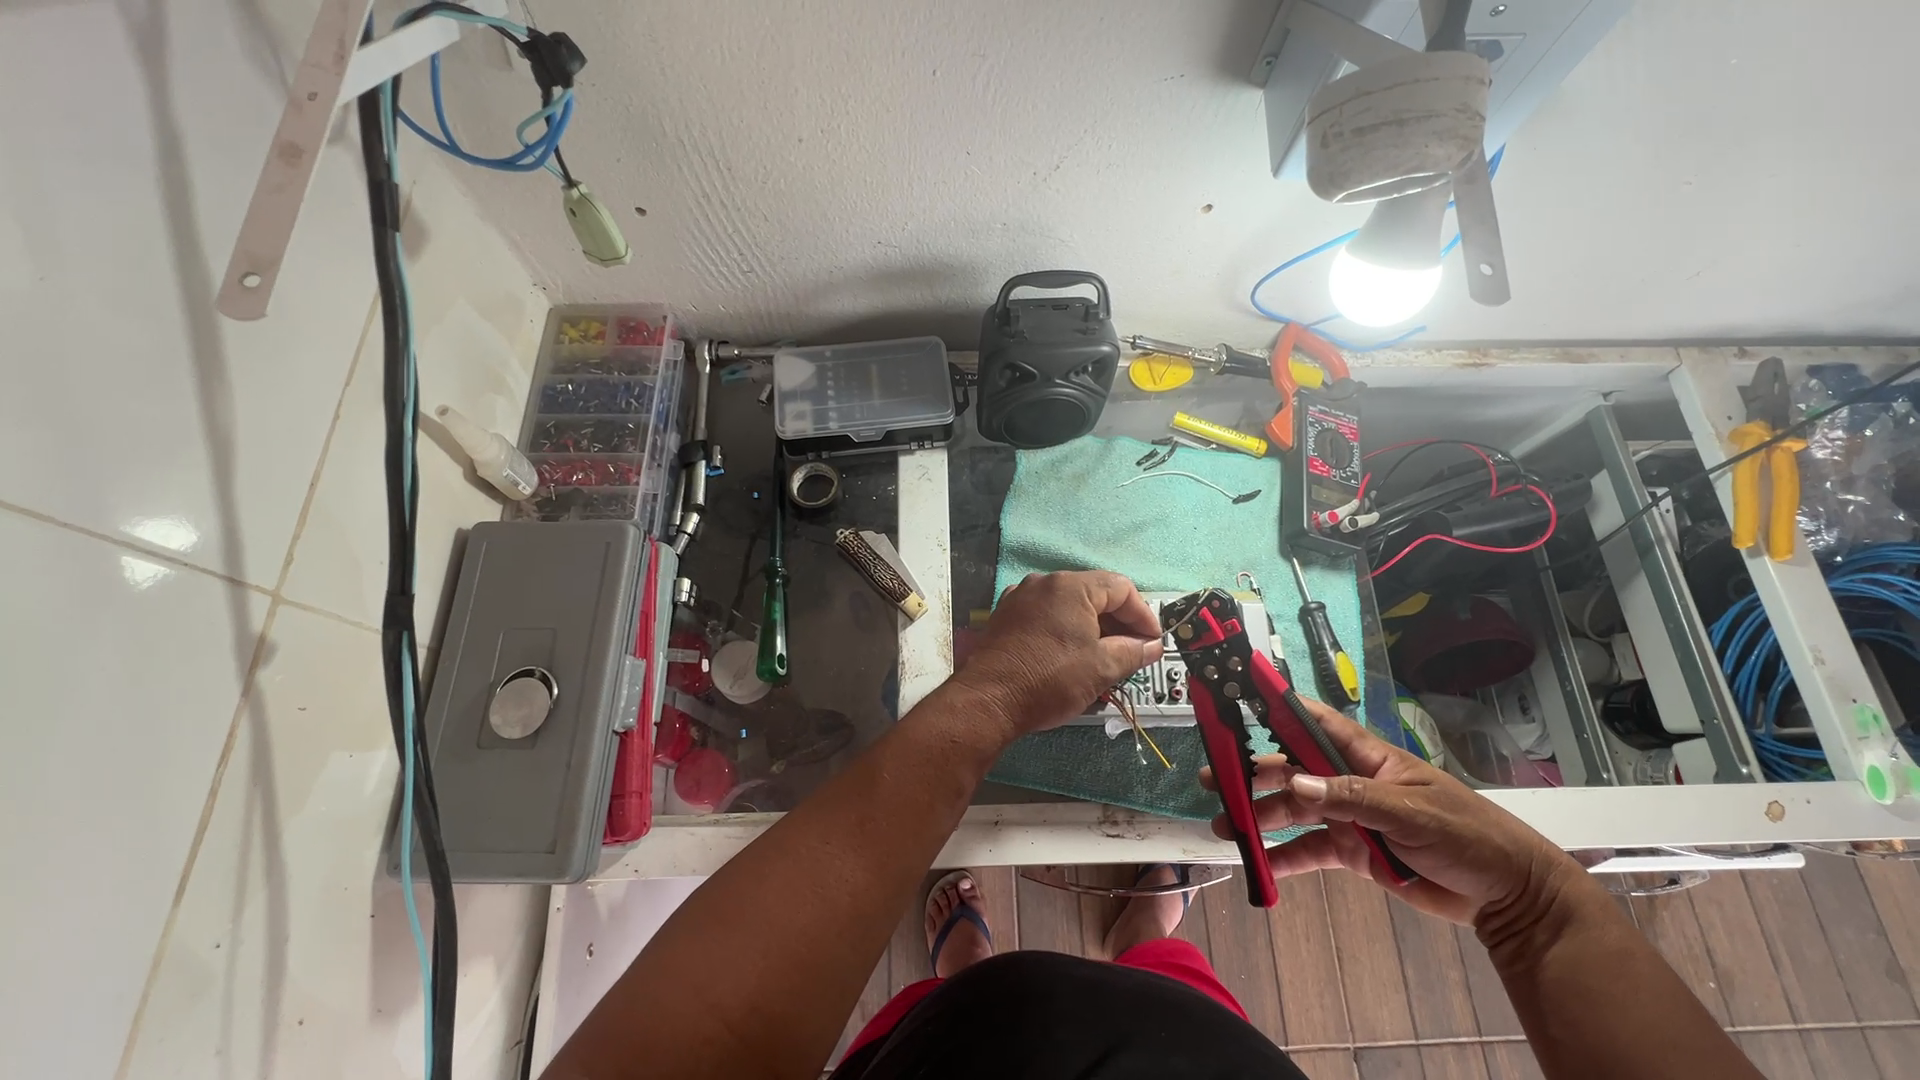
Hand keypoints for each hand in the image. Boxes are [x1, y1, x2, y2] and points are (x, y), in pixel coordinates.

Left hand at [949, 571, 1163, 739]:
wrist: (988, 700)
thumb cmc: (1049, 680)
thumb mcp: (1101, 668)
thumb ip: (1133, 651)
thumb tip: (1153, 645)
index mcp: (1070, 586)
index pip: (1121, 588)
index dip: (1143, 614)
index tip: (1152, 641)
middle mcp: (1044, 583)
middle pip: (1094, 594)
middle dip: (1118, 622)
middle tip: (1133, 652)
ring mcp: (1020, 598)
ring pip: (1069, 606)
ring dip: (1092, 628)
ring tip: (1104, 659)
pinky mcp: (1006, 617)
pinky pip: (1046, 616)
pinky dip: (1065, 631)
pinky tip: (1071, 657)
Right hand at [1200, 695, 1579, 929]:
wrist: (1507, 895)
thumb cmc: (1468, 836)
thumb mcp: (1411, 812)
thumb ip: (1350, 797)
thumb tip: (1294, 781)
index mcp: (1369, 758)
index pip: (1316, 723)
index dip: (1278, 709)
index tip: (1238, 702)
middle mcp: (1352, 782)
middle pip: (1294, 769)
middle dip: (1254, 773)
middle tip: (1215, 780)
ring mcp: (1352, 817)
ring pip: (1295, 810)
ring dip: (1261, 817)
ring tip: (1225, 827)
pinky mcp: (1355, 852)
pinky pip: (1311, 850)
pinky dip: (1285, 857)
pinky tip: (1261, 865)